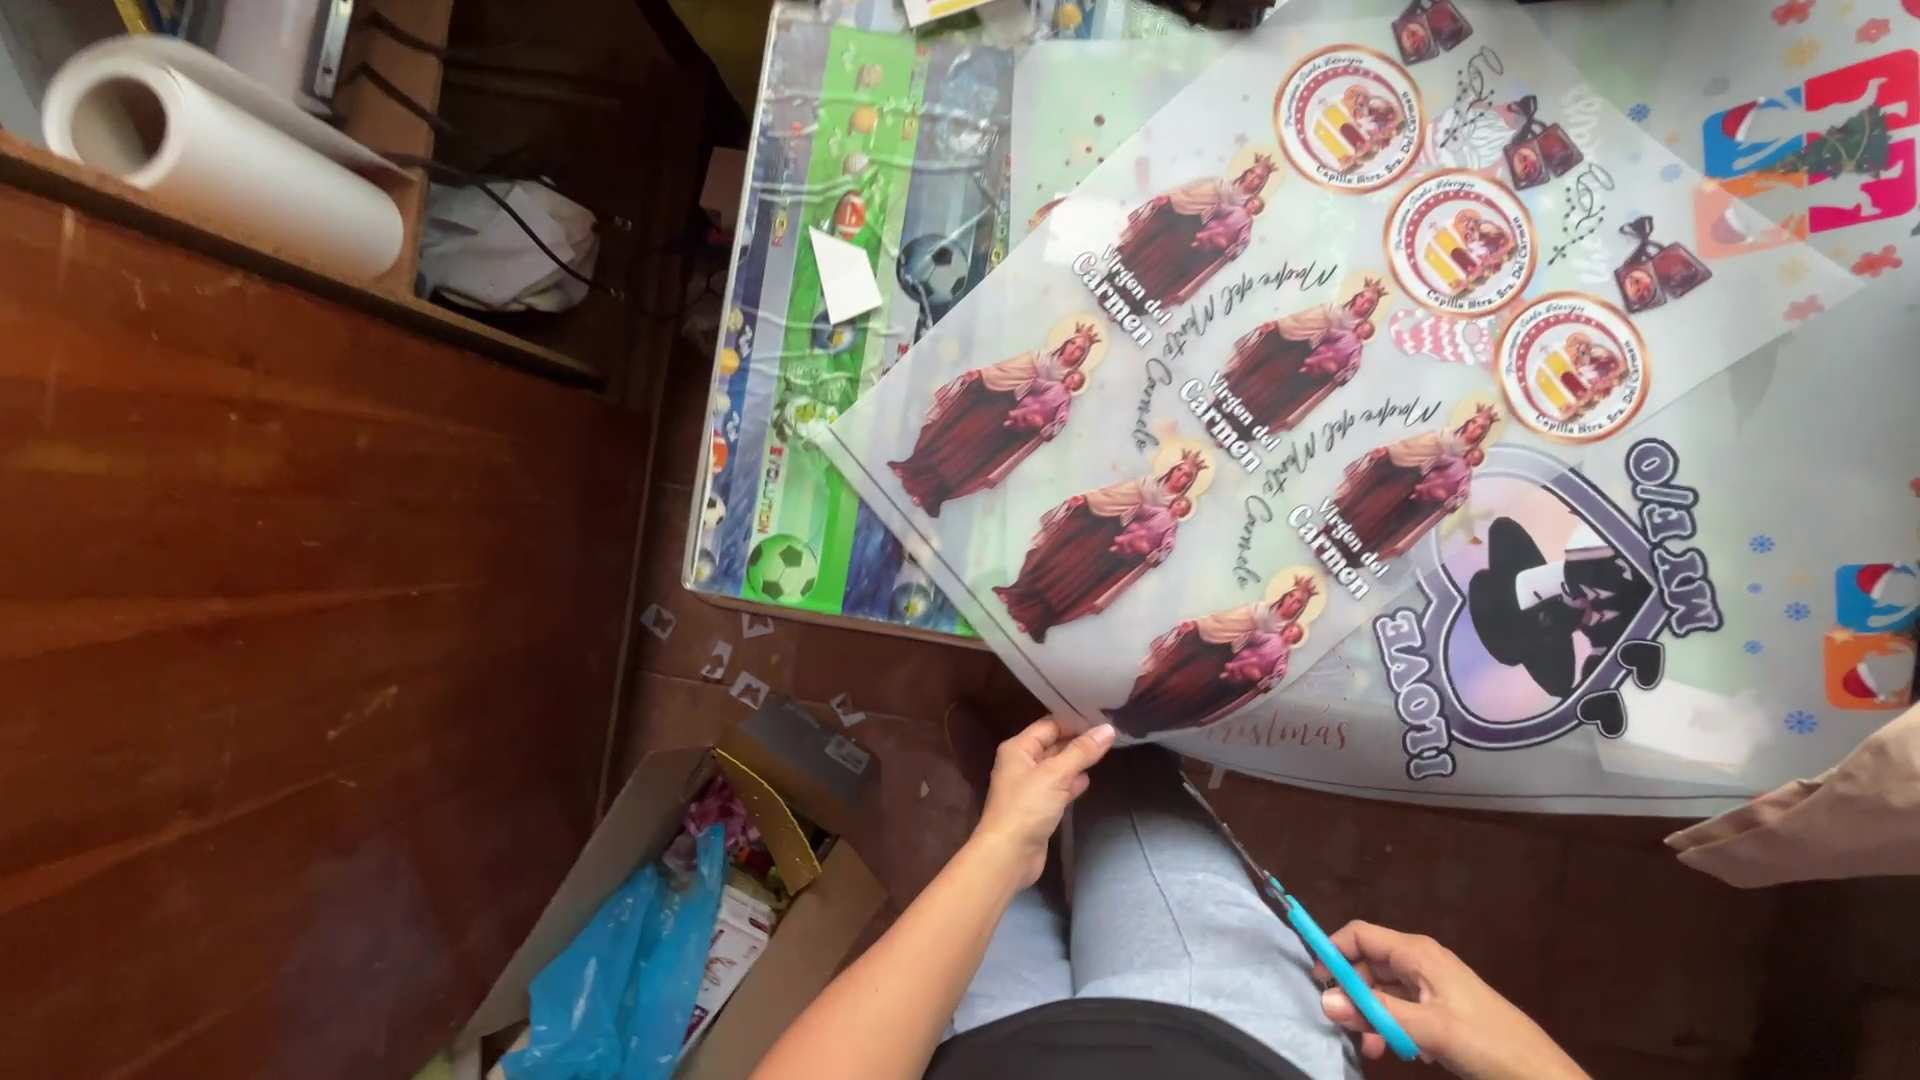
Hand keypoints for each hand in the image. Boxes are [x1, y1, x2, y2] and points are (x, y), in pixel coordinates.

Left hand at [970, 718, 1115, 887]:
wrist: (1009, 854)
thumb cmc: (1027, 807)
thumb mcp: (1055, 774)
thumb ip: (1082, 752)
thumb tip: (1107, 729)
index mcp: (1018, 748)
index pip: (1048, 725)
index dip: (1073, 722)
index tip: (1102, 720)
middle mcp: (1021, 764)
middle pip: (1052, 745)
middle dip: (1077, 741)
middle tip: (1108, 735)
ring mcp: (1029, 787)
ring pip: (1057, 767)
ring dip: (1076, 762)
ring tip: (1105, 753)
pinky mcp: (1038, 808)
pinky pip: (1058, 788)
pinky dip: (1072, 783)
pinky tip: (1088, 780)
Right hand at [1315, 921, 1589, 1079]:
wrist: (1546, 1079)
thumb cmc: (1488, 1043)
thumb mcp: (1430, 1029)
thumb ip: (1376, 1013)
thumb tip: (1325, 1001)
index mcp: (1417, 953)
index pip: (1360, 935)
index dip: (1333, 951)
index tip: (1317, 981)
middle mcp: (1421, 962)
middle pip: (1368, 964)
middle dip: (1352, 993)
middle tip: (1345, 1025)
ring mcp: (1433, 986)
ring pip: (1384, 991)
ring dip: (1372, 1015)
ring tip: (1372, 1047)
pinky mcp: (1442, 1010)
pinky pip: (1403, 1009)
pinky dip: (1392, 1026)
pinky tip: (1399, 1051)